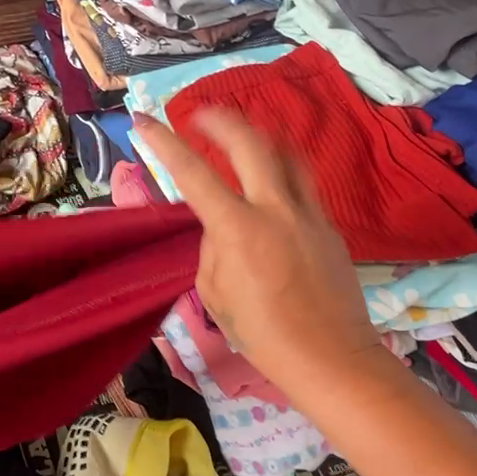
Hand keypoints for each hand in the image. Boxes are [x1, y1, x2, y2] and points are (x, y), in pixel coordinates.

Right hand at [133, 109, 383, 388]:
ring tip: (242, 134)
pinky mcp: (330, 227)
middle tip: (200, 114)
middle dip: (220, 120)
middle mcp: (275, 210)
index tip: (143, 120)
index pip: (191, 172)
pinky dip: (280, 171)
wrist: (333, 361)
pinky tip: (270, 185)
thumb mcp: (215, 291)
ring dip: (259, 136)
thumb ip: (212, 247)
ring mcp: (309, 215)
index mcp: (238, 228)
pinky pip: (302, 184)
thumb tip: (220, 227)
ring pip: (286, 153)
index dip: (163, 142)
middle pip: (250, 142)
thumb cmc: (263, 334)